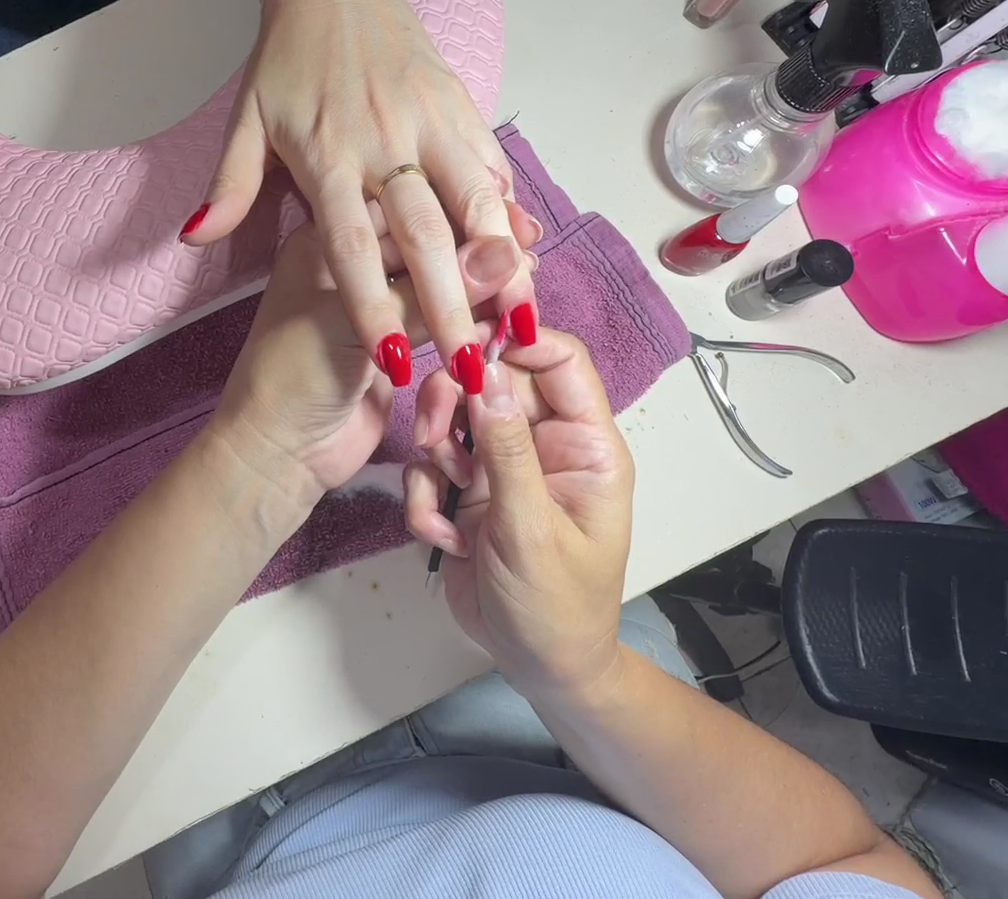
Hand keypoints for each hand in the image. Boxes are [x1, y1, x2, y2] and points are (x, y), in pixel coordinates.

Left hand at [182, 0, 536, 394]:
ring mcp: (430, 121)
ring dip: (502, 265)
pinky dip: (510, 211)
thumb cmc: (285, 60)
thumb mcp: (245, 120)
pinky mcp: (460, 104)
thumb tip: (196, 236)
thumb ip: (230, 185)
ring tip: (521, 321)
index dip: (373, 306)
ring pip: (475, 200)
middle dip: (452, 305)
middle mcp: (384, 143)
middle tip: (473, 367)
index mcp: (326, 157)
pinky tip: (525, 252)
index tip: (394, 360)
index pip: (351, 245)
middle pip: (424, 234)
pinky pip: (491, 165)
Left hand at [208, 203, 538, 506]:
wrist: (279, 451)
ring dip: (482, 286)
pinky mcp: (400, 341)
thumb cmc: (294, 375)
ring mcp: (379, 302)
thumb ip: (425, 293)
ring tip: (529, 283)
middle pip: (429, 242)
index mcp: (326, 237)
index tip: (510, 221)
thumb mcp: (351, 324)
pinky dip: (476, 320)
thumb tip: (507, 256)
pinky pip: (446, 320)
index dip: (455, 214)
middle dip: (477, 250)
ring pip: (442, 281)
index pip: (400, 211)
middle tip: (528, 253)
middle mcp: (355, 261)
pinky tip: (507, 318)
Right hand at [402, 331, 634, 699]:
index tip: (464, 349)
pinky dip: (423, 498)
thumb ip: (506, 450)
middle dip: (452, 408)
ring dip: (432, 458)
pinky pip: (429, 467)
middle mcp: (541, 445)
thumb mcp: (531, 529)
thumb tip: (484, 374)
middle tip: (431, 439)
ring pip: (451, 421)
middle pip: (490, 384)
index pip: (559, 362)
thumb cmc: (556, 605)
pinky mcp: (466, 491)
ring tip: (441, 500)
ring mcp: (500, 467)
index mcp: (583, 445)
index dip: (515, 342)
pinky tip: (443, 538)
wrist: (534, 664)